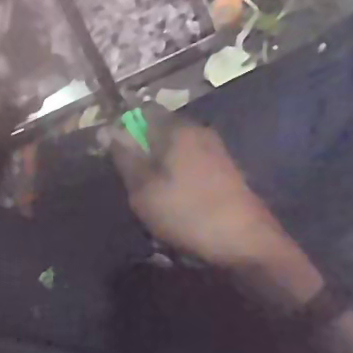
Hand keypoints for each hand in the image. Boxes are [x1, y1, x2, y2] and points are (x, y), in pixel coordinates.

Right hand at [110, 122, 293, 268]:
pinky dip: (179, 181)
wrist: (245, 241)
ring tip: (154, 200)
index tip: (115, 155)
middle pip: (160, 131)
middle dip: (143, 152)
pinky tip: (178, 205)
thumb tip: (108, 129)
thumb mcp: (144, 189)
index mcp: (178, 128)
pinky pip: (191, 167)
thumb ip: (125, 157)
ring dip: (161, 171)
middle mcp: (199, 131)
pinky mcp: (226, 172)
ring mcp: (216, 151)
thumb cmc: (187, 213)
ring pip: (176, 152)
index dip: (124, 127)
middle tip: (133, 185)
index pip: (142, 110)